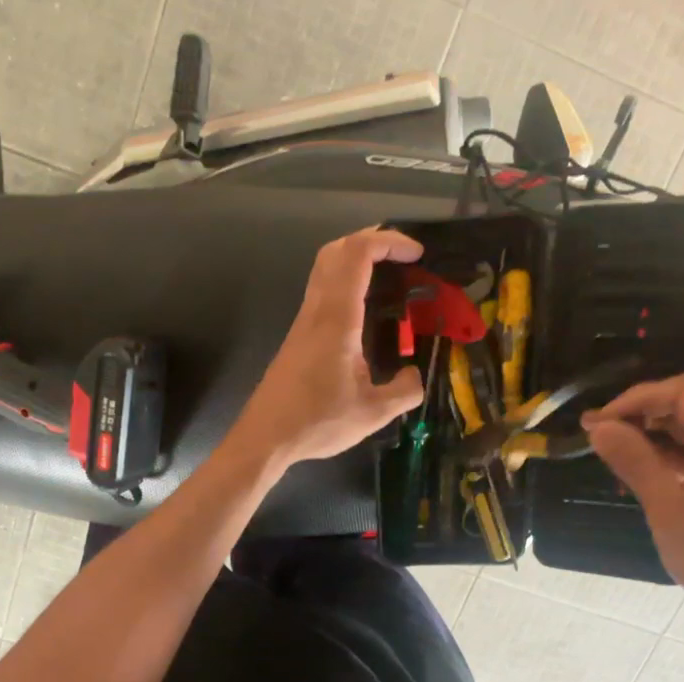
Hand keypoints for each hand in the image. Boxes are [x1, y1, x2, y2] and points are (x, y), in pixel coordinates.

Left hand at [227, 228, 426, 465]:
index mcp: (337, 319)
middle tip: (402, 256)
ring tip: (389, 279)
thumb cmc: (317, 422)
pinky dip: (346, 283)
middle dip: (371, 241)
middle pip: (336, 250)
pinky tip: (366, 312)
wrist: (266, 437)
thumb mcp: (373, 413)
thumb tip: (417, 376)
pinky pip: (322, 292)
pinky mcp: (298, 337)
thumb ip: (404, 391)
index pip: (358, 254)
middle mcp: (317, 311)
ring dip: (356, 261)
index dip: (388, 241)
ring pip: (325, 269)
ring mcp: (303, 322)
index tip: (417, 254)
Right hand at [582, 371, 683, 645]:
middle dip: (645, 410)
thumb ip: (636, 462)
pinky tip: (647, 470)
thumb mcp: (671, 512)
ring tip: (617, 453)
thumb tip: (599, 427)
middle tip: (601, 435)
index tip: (597, 424)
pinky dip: (677, 448)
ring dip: (658, 429)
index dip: (636, 398)